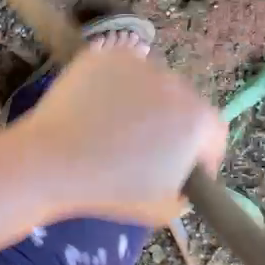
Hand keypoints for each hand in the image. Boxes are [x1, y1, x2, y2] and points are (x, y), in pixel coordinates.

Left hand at [11, 46, 226, 224]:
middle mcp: (176, 85)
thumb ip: (187, 193)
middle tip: (143, 146)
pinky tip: (101, 97)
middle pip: (183, 104)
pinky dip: (115, 79)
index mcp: (198, 121)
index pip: (213, 135)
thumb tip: (182, 182)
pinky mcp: (104, 56)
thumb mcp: (164, 208)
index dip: (201, 156)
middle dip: (170, 125)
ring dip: (143, 99)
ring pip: (151, 82)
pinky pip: (119, 65)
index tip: (182, 170)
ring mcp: (138, 65)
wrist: (51, 161)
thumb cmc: (109, 189)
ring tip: (114, 122)